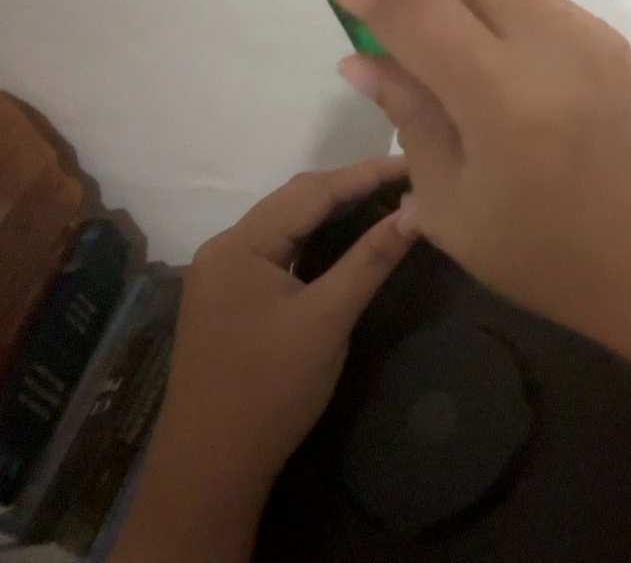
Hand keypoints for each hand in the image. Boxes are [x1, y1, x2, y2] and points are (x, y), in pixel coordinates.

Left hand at [158, 156, 420, 479]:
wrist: (211, 468)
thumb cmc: (270, 388)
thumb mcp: (329, 318)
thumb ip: (372, 258)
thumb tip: (420, 210)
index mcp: (239, 247)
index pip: (312, 191)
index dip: (367, 173)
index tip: (416, 163)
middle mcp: (225, 249)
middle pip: (296, 199)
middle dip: (353, 185)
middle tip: (409, 180)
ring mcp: (225, 274)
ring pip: (289, 223)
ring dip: (336, 208)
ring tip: (389, 199)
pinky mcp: (233, 297)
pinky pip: (283, 248)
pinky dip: (319, 235)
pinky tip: (350, 236)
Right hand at [251, 0, 630, 338]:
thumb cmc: (548, 257)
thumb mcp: (452, 205)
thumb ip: (408, 113)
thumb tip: (361, 55)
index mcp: (502, 93)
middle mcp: (550, 41)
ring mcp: (589, 34)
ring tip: (429, 45)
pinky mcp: (610, 41)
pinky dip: (489, 6)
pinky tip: (484, 66)